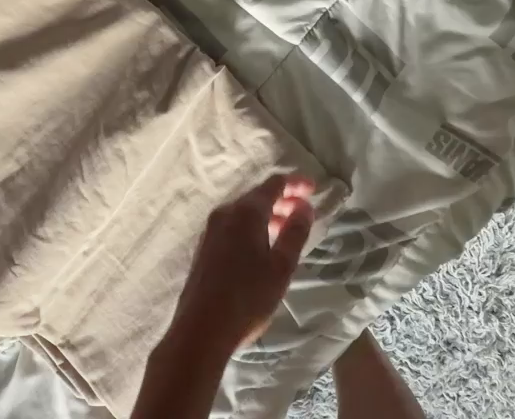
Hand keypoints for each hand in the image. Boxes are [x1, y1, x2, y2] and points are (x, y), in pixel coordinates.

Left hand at [168, 173, 316, 354]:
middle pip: (257, 196)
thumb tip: (305, 206)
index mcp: (246, 213)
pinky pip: (233, 226)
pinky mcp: (204, 248)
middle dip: (282, 200)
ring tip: (285, 231)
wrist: (200, 331)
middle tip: (303, 211)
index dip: (295, 183)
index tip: (313, 188)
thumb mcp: (281, 267)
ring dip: (267, 215)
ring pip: (244, 212)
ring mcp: (211, 230)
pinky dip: (251, 227)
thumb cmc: (247, 298)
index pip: (274, 184)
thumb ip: (295, 233)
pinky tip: (260, 247)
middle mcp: (225, 213)